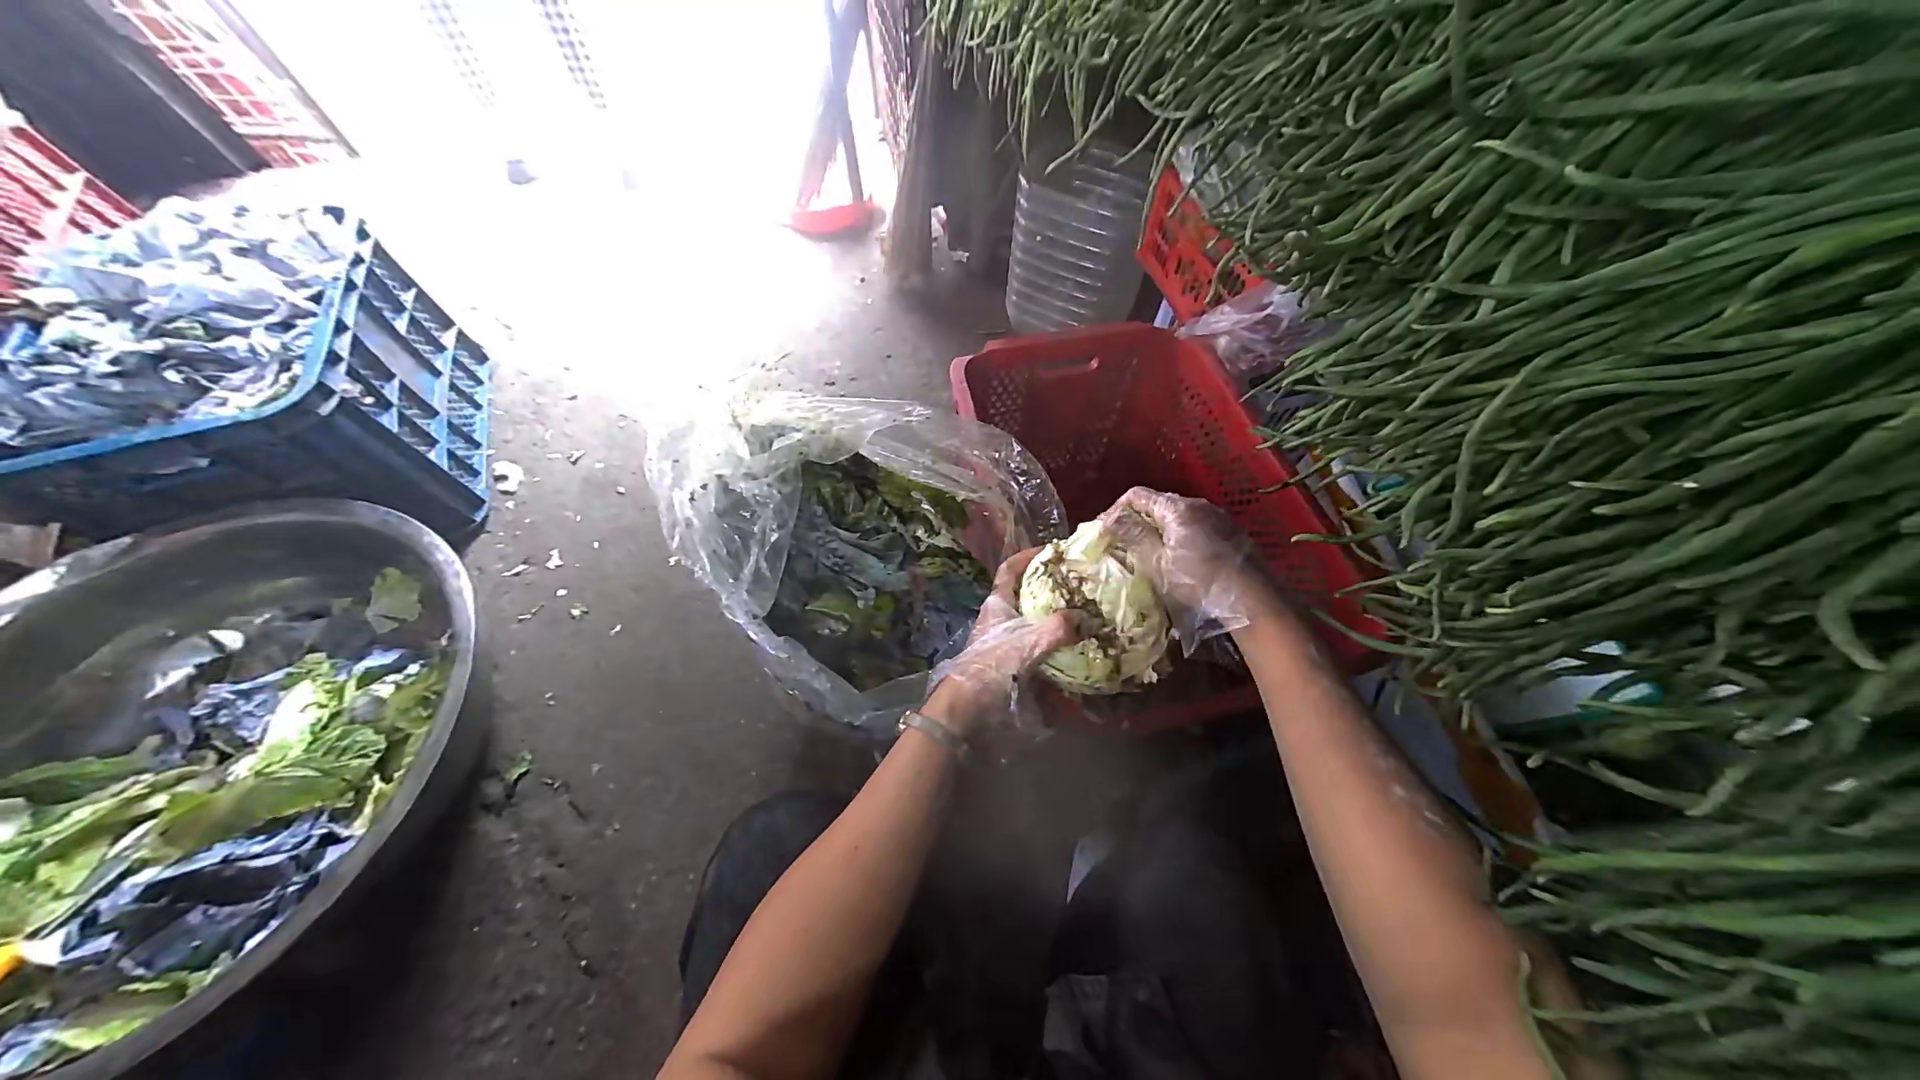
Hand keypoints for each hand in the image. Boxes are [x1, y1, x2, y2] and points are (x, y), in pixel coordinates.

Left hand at [922, 548, 1081, 736]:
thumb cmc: (991, 667)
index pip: (1009, 571)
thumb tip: (1086, 619)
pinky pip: (1040, 651)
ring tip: (1085, 618)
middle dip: (1050, 590)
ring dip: (1057, 621)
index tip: (1052, 550)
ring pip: (1034, 624)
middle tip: (1079, 587)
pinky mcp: (1012, 667)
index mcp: (997, 606)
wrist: (967, 710)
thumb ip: (1058, 629)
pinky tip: (1078, 652)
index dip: (1027, 557)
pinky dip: (1057, 649)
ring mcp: (1005, 645)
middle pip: (1025, 597)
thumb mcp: (1027, 642)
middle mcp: (1000, 622)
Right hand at [1098, 486, 1279, 640]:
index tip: (1105, 533)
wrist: (1254, 602)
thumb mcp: (1157, 563)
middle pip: (1158, 505)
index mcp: (1177, 508)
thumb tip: (1107, 518)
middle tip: (1122, 547)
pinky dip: (1179, 538)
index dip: (1116, 511)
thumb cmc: (1199, 583)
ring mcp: (1218, 518)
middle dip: (1137, 522)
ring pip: (1178, 518)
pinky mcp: (1230, 534)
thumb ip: (1132, 536)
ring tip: (1148, 556)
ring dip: (1159, 532)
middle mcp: (1198, 505)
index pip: (1137, 495)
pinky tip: (1178, 561)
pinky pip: (1196, 528)